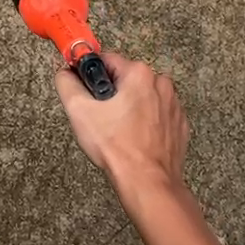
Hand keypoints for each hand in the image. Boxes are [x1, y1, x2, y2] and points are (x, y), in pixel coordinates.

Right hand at [54, 52, 188, 202]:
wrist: (148, 184)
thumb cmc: (118, 148)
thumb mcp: (79, 110)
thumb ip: (66, 83)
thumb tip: (65, 73)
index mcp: (139, 74)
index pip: (106, 60)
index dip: (90, 75)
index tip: (85, 91)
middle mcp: (161, 85)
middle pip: (125, 78)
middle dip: (110, 92)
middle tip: (100, 115)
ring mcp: (174, 107)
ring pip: (141, 96)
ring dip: (128, 106)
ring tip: (117, 129)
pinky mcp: (179, 126)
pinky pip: (156, 114)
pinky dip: (144, 121)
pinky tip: (133, 138)